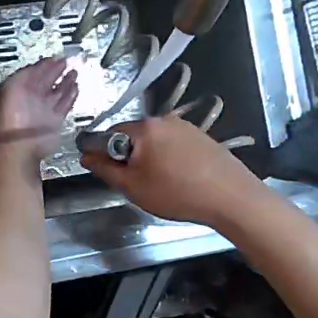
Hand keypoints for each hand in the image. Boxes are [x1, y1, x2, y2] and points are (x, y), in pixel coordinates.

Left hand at [0, 56, 78, 161]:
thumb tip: (37, 66)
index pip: (34, 72)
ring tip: (74, 71)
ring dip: (66, 81)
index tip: (54, 56)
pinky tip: (75, 87)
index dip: (45, 63)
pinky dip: (71, 95)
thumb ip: (25, 74)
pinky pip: (65, 104)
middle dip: (57, 69)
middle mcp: (32, 98)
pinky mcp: (55, 120)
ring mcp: (44, 109)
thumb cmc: (12, 119)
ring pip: (58, 91)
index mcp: (20, 89)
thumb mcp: (13, 87)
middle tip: (66, 60)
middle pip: (47, 79)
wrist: (21, 144)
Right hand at [80, 114, 270, 225]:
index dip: (102, 154)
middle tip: (136, 184)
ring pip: (153, 142)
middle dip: (128, 158)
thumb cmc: (178, 193)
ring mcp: (185, 126)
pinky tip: (180, 179)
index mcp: (144, 127)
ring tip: (161, 184)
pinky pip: (173, 145)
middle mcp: (164, 119)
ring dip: (149, 159)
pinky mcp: (201, 137)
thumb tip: (86, 156)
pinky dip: (169, 159)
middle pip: (132, 136)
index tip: (106, 173)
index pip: (107, 134)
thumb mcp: (132, 186)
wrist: (231, 198)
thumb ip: (104, 169)